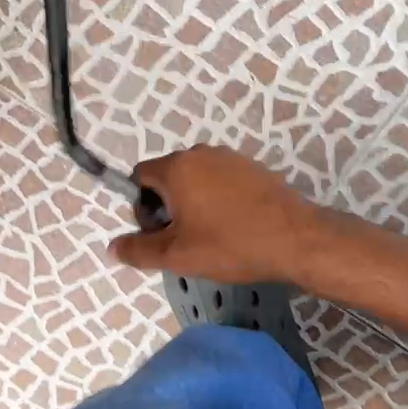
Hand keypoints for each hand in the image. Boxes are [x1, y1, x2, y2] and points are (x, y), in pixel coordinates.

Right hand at [108, 145, 319, 283]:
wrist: (295, 238)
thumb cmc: (230, 244)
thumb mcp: (178, 255)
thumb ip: (140, 250)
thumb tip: (112, 247)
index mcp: (177, 168)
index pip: (140, 176)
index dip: (140, 205)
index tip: (157, 232)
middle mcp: (201, 153)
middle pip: (167, 175)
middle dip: (166, 205)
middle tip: (182, 239)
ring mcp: (229, 157)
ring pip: (195, 177)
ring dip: (192, 201)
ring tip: (210, 235)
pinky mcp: (252, 167)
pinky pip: (220, 179)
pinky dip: (217, 198)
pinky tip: (233, 225)